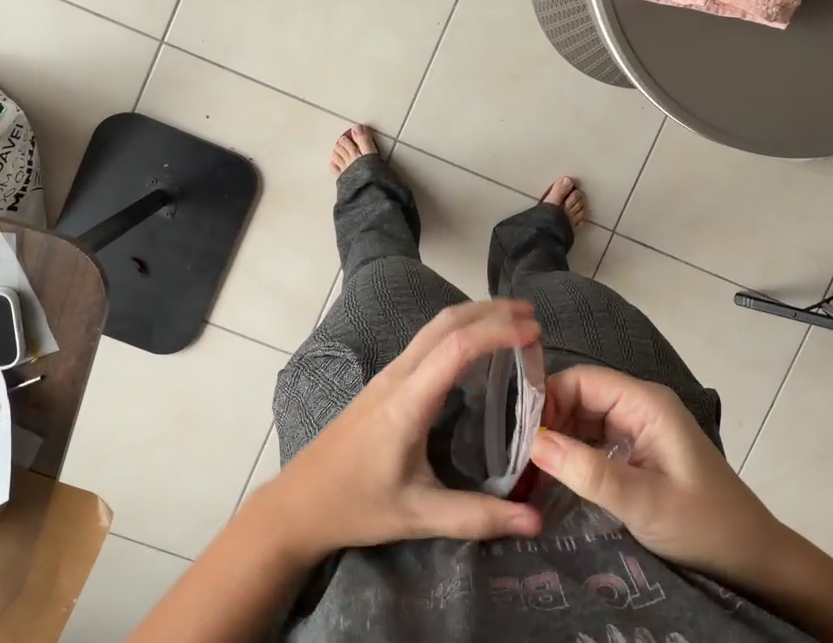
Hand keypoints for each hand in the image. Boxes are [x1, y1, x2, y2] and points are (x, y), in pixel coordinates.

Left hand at [253, 300, 545, 561]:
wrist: (296, 504)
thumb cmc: (356, 507)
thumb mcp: (418, 516)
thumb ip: (477, 517)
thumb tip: (535, 521)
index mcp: (407, 402)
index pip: (457, 347)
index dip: (497, 331)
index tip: (534, 331)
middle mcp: (396, 377)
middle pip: (445, 323)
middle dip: (490, 311)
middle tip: (532, 316)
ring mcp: (386, 377)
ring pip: (433, 328)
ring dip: (473, 317)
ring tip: (512, 324)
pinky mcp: (382, 384)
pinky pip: (425, 343)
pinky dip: (457, 332)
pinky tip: (475, 351)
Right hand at [529, 364, 785, 591]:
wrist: (752, 560)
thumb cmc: (704, 525)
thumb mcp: (643, 501)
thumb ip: (588, 471)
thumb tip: (534, 443)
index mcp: (646, 403)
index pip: (582, 380)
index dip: (547, 399)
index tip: (517, 434)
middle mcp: (640, 407)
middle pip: (579, 398)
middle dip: (547, 422)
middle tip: (514, 457)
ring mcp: (639, 430)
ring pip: (583, 421)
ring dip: (556, 441)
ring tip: (523, 469)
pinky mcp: (637, 454)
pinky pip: (593, 443)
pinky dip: (571, 457)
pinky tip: (549, 479)